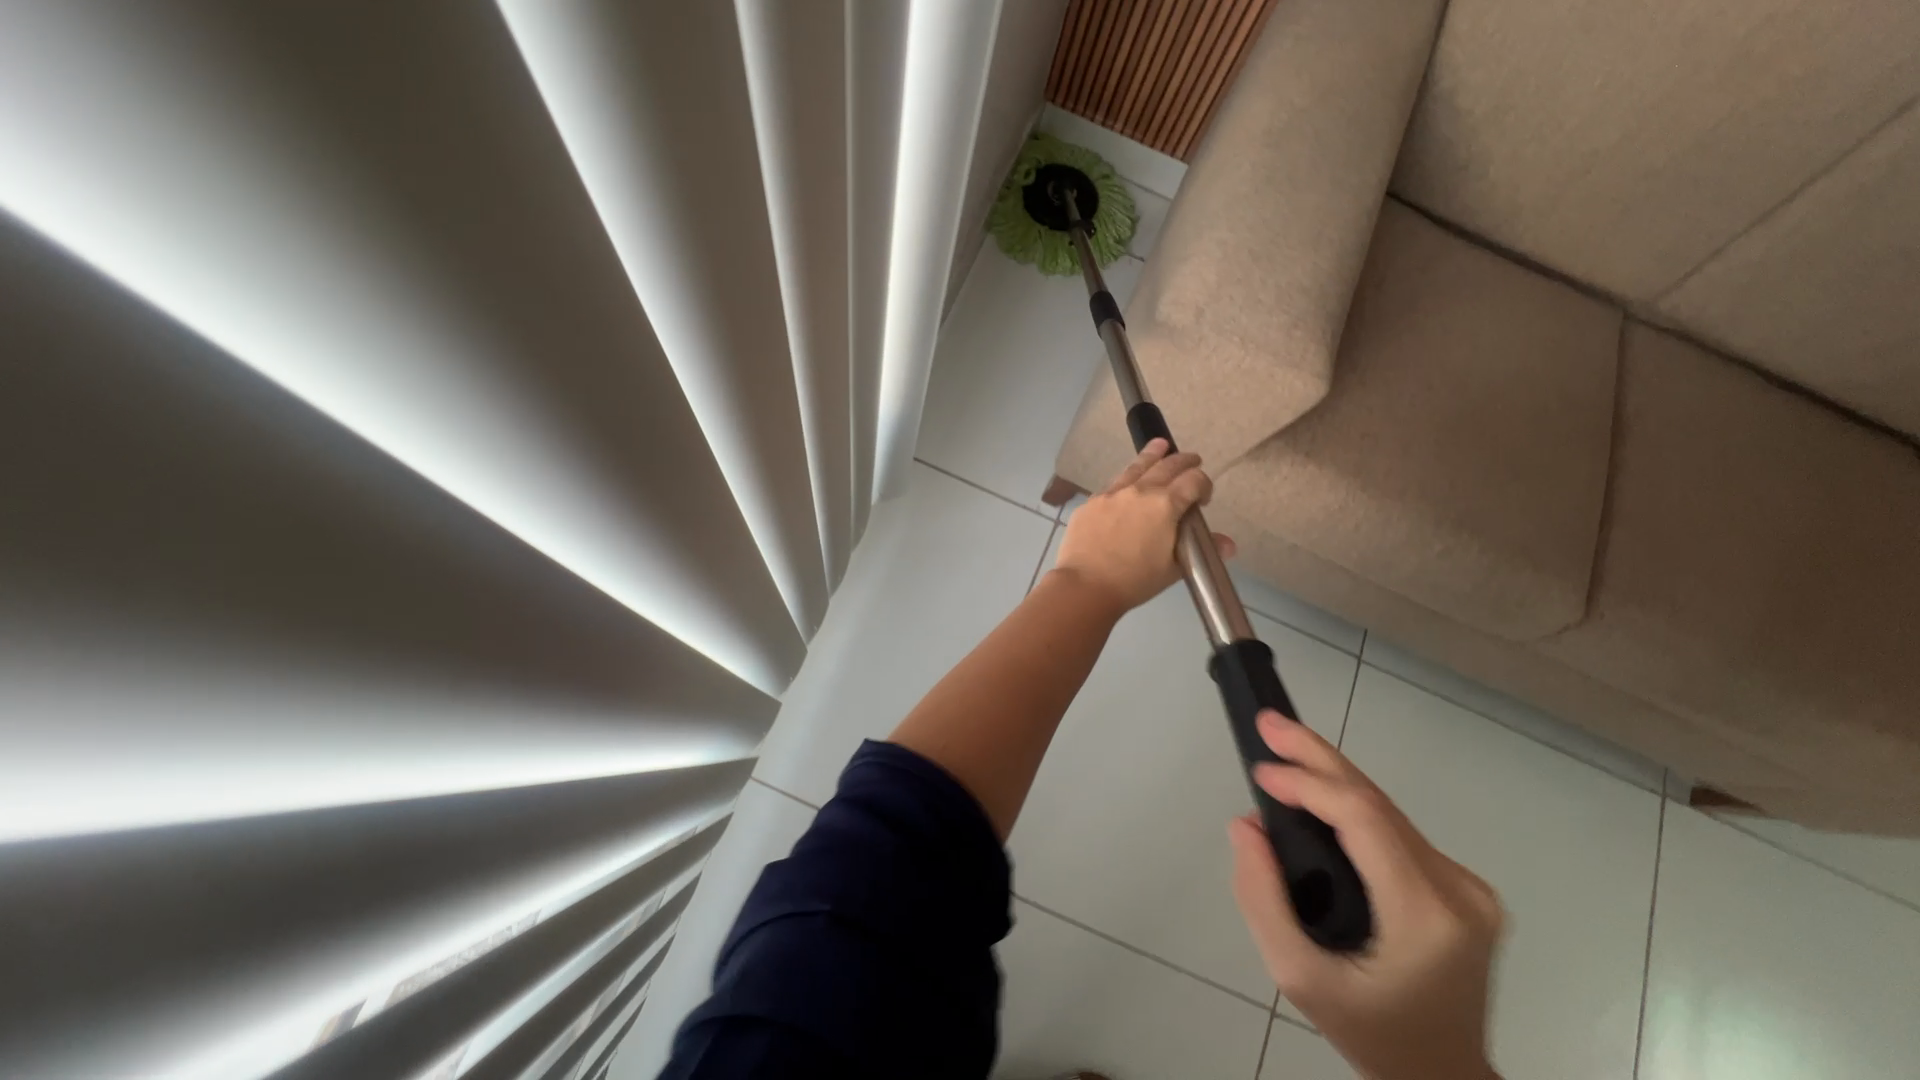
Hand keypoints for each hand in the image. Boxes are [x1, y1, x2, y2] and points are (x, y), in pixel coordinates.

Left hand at [1050, 439, 1233, 615]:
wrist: (1086, 585)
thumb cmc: (1135, 581)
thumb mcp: (1174, 568)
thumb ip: (1201, 550)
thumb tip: (1230, 546)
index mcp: (1165, 504)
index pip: (1194, 480)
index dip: (1204, 485)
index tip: (1203, 499)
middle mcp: (1140, 491)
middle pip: (1166, 466)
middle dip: (1183, 461)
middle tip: (1192, 458)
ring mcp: (1112, 494)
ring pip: (1136, 467)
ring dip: (1152, 455)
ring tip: (1160, 445)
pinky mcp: (1091, 503)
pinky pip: (1113, 485)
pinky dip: (1126, 480)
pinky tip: (1126, 483)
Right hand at [1229, 713, 1504, 1079]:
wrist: (1444, 1079)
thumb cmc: (1370, 1034)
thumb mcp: (1299, 979)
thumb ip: (1263, 899)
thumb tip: (1246, 825)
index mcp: (1426, 915)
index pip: (1364, 820)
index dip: (1310, 783)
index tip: (1261, 769)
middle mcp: (1458, 889)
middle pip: (1378, 802)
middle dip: (1318, 756)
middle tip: (1269, 722)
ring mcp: (1468, 887)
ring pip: (1387, 812)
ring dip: (1332, 777)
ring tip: (1284, 746)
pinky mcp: (1464, 888)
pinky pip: (1396, 833)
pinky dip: (1351, 807)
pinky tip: (1317, 791)